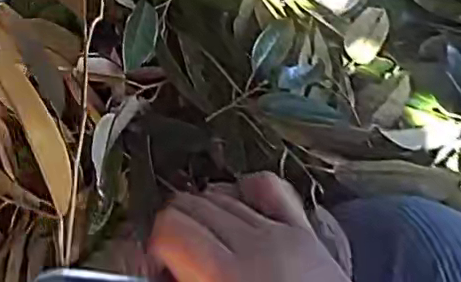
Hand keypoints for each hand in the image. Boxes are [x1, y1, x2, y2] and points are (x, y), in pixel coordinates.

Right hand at [147, 173, 350, 281]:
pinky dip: (244, 192)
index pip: (169, 228)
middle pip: (188, 205)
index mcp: (227, 277)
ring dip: (203, 216)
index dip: (154, 247)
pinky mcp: (306, 233)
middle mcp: (253, 247)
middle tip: (180, 266)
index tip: (159, 272)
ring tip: (207, 249)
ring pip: (218, 194)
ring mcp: (282, 235)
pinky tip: (239, 216)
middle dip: (174, 231)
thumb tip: (158, 272)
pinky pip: (265, 187)